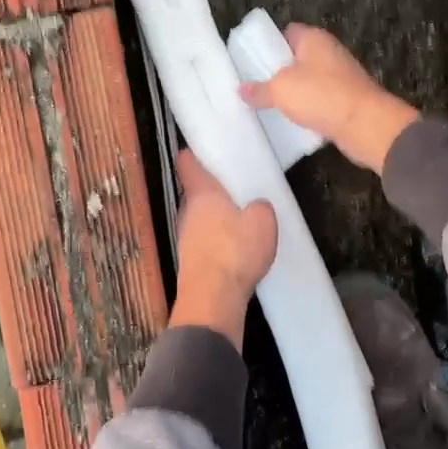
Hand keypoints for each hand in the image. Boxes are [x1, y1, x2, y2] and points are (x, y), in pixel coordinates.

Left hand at [168, 150, 277, 351]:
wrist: (212, 298)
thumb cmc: (235, 250)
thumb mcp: (263, 222)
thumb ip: (260, 207)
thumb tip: (256, 206)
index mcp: (202, 192)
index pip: (188, 164)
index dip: (193, 155)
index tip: (199, 150)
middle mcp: (187, 210)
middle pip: (194, 192)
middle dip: (211, 190)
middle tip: (232, 187)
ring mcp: (184, 236)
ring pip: (198, 217)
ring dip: (213, 218)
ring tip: (237, 220)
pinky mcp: (189, 260)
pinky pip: (202, 240)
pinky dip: (214, 240)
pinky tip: (233, 249)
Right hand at [238, 24, 419, 173]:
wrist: (366, 124)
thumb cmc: (321, 95)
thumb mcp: (280, 90)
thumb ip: (259, 89)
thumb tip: (241, 90)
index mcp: (314, 39)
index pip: (287, 32)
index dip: (269, 43)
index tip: (252, 60)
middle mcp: (329, 52)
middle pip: (297, 57)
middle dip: (279, 70)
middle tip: (256, 85)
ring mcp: (341, 76)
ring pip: (309, 80)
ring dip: (294, 92)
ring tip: (270, 105)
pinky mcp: (348, 98)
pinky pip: (321, 99)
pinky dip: (309, 108)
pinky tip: (293, 120)